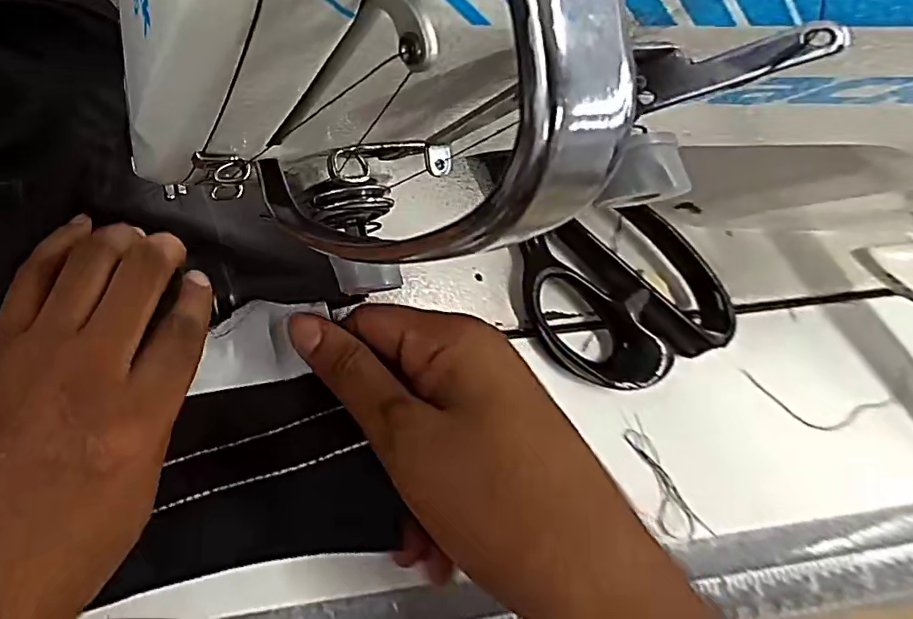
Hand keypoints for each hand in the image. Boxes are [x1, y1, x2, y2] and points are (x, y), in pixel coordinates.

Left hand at [0, 217, 212, 618]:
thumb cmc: (48, 550)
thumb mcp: (134, 498)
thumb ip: (153, 422)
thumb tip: (161, 372)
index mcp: (136, 419)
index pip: (181, 334)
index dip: (196, 300)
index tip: (198, 286)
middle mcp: (91, 371)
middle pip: (139, 280)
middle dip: (163, 253)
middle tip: (170, 246)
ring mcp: (42, 347)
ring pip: (89, 263)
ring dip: (118, 238)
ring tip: (134, 232)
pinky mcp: (3, 340)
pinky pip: (34, 272)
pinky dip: (58, 242)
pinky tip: (75, 231)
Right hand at [289, 306, 709, 618]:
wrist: (604, 601)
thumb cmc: (524, 518)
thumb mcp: (403, 436)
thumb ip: (348, 374)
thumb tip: (308, 328)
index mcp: (457, 340)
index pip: (362, 321)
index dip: (336, 359)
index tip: (325, 394)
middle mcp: (482, 361)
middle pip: (388, 370)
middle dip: (375, 425)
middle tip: (376, 458)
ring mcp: (498, 401)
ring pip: (414, 416)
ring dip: (401, 464)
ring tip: (412, 510)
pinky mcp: (508, 439)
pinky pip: (445, 442)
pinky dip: (430, 481)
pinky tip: (434, 525)